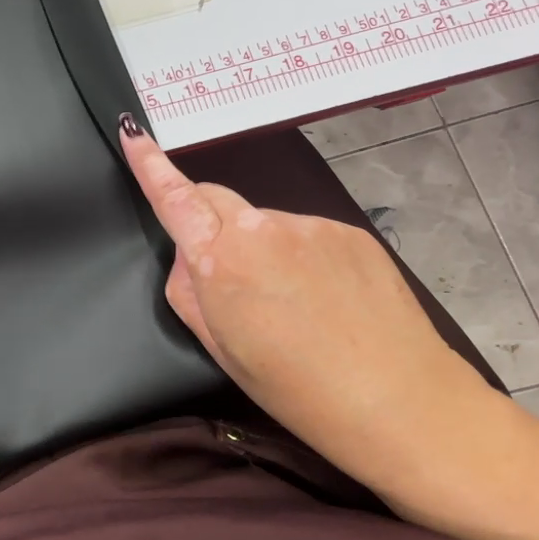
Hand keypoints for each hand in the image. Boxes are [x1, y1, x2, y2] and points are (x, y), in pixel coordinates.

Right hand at [116, 113, 485, 459]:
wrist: (406, 407)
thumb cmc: (300, 392)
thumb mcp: (221, 349)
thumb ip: (189, 292)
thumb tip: (189, 258)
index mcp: (220, 262)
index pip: (174, 197)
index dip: (148, 163)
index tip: (131, 132)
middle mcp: (262, 230)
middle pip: (215, 199)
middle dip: (207, 220)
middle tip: (226, 276)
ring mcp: (310, 227)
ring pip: (263, 222)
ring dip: (261, 248)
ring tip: (293, 305)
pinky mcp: (351, 232)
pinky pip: (306, 234)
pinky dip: (303, 258)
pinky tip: (327, 300)